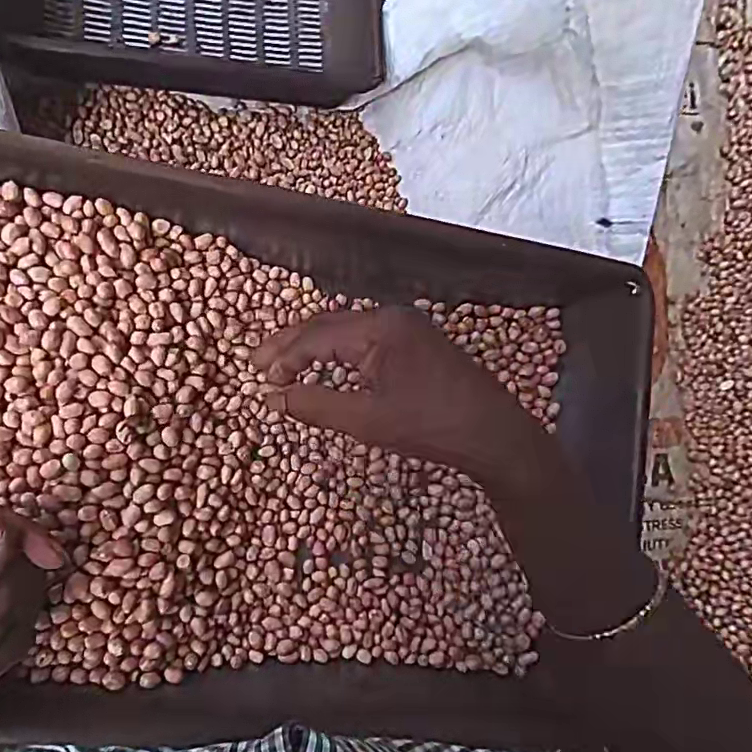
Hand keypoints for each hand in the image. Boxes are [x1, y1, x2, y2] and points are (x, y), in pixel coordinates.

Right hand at [250, 307, 549, 489]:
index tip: (260, 380)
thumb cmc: (430, 426)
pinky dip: (336, 352)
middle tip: (257, 363)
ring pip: (345, 330)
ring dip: (311, 346)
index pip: (315, 336)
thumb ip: (315, 405)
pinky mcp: (416, 342)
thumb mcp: (366, 420)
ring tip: (282, 364)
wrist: (494, 434)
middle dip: (289, 344)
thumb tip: (273, 398)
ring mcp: (406, 327)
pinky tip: (325, 365)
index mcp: (379, 328)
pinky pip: (364, 340)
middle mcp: (391, 317)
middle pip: (326, 324)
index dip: (283, 358)